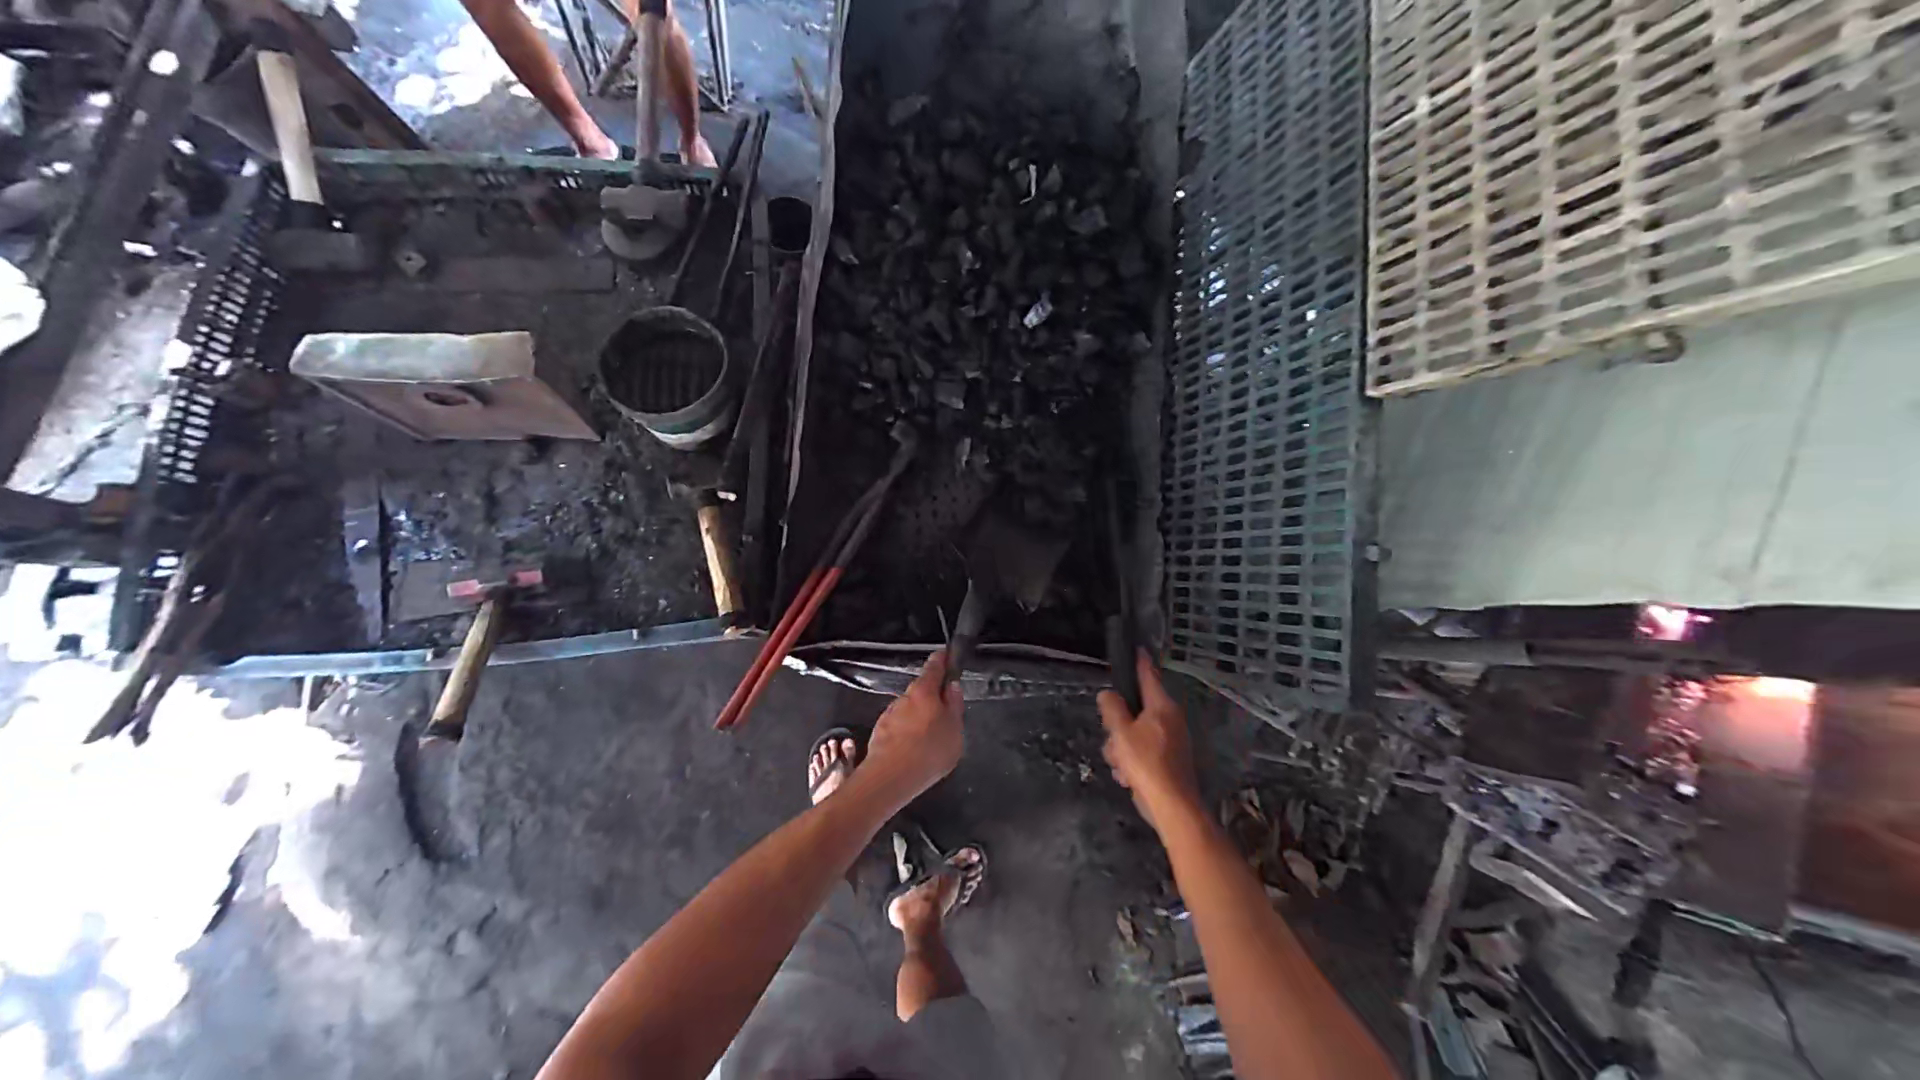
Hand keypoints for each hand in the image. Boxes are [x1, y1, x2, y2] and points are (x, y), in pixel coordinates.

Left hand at [861, 649, 964, 808]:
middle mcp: (904, 697)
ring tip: (931, 739)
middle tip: (946, 714)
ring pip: (909, 710)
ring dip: (919, 717)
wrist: (890, 778)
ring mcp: (889, 714)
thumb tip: (952, 686)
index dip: (943, 659)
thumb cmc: (929, 750)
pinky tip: (915, 750)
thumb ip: (954, 705)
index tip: (948, 656)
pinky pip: (899, 727)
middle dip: (933, 697)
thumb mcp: (954, 728)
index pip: (934, 665)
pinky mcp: (880, 732)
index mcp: (924, 690)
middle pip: (922, 690)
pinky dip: (908, 733)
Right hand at [1097, 651, 1199, 831]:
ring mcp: (1172, 740)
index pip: (1148, 675)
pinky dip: (1132, 761)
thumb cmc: (1147, 764)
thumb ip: (1112, 709)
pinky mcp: (1169, 760)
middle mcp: (1170, 719)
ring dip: (1121, 748)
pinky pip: (1142, 750)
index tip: (1135, 647)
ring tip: (1120, 765)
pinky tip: (1127, 777)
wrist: (1173, 807)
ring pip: (1135, 732)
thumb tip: (1108, 694)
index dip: (1139, 661)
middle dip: (1118, 726)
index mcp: (1162, 707)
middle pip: (1135, 709)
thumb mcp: (1121, 733)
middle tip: (1112, 739)